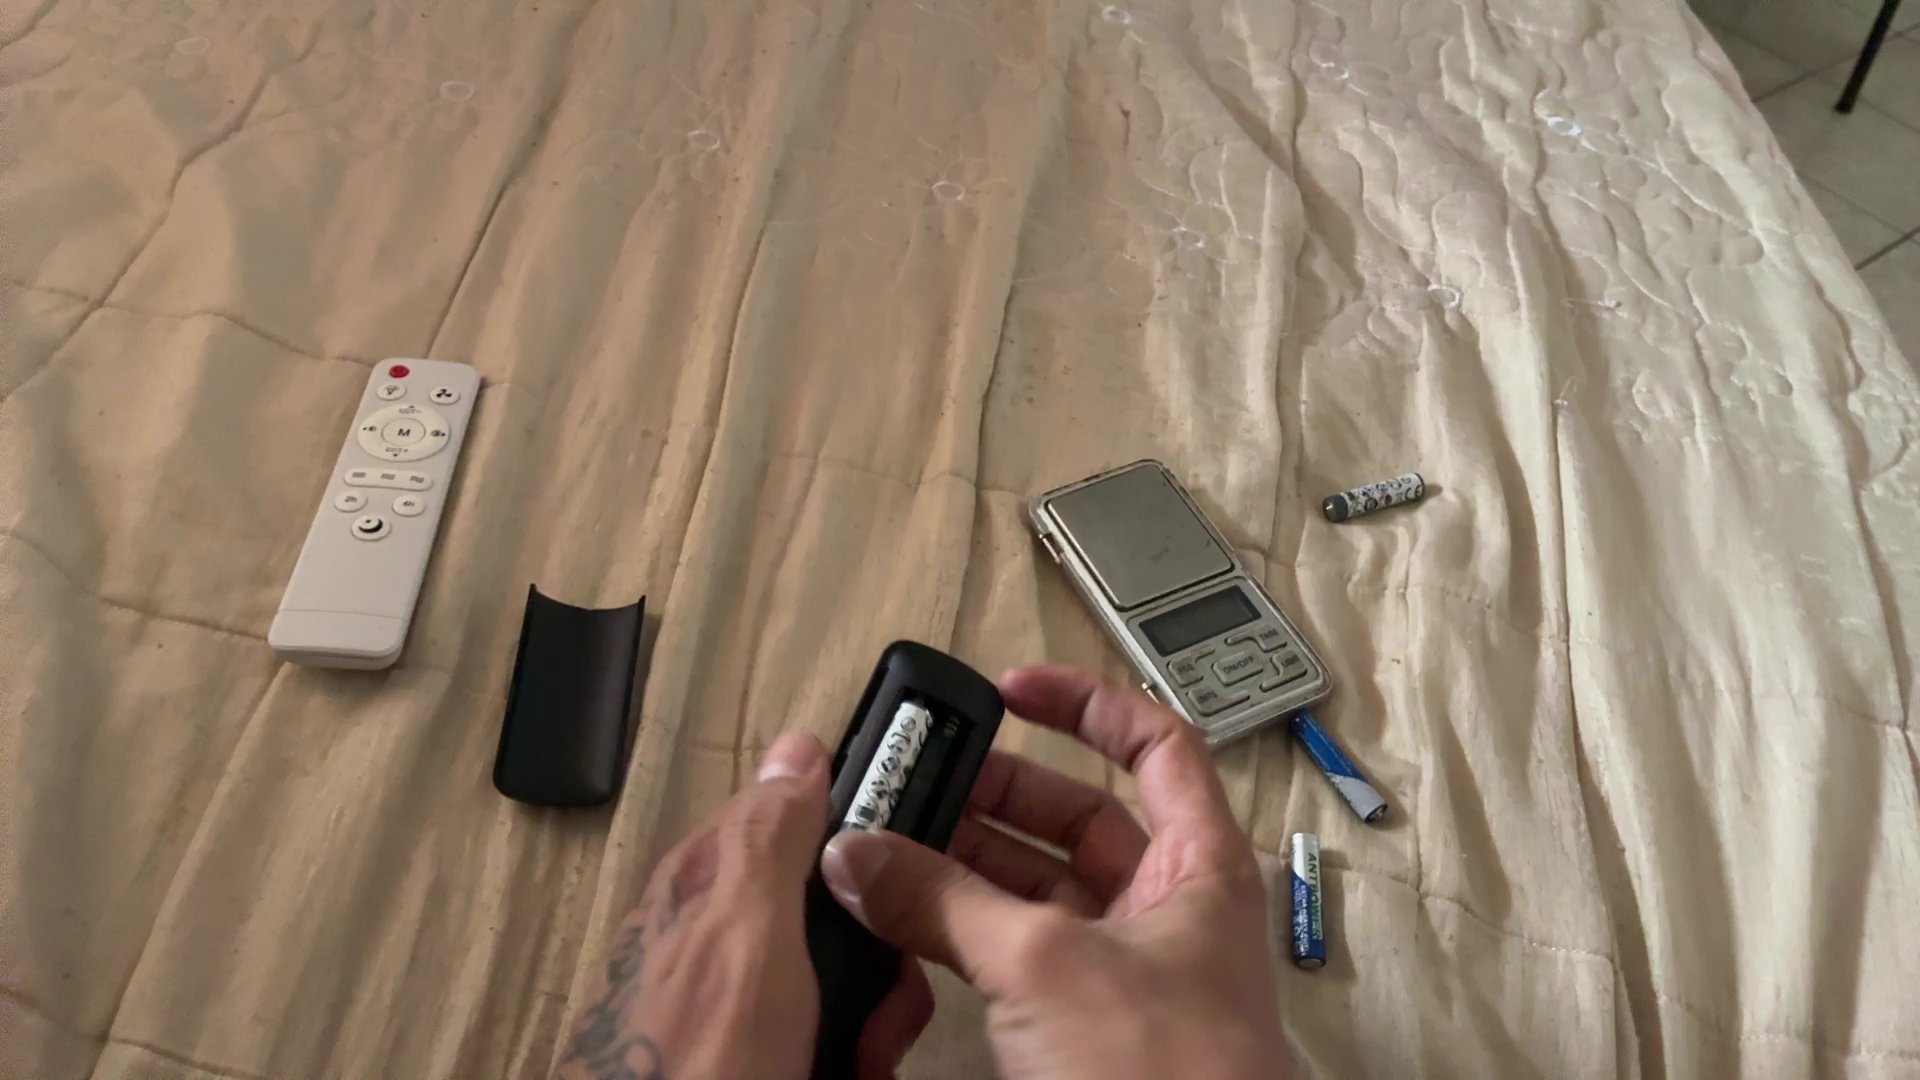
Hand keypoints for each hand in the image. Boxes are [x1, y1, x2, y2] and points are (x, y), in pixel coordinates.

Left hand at [559, 734, 932, 1079]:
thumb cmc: (706, 1066)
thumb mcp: (745, 938)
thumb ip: (773, 838)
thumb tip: (799, 739)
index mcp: (714, 874)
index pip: (805, 811)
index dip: (861, 841)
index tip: (902, 891)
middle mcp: (722, 923)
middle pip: (828, 896)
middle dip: (875, 950)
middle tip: (887, 1017)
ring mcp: (735, 992)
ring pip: (833, 964)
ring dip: (870, 1009)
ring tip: (870, 1060)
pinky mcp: (749, 1045)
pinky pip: (818, 1021)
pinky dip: (847, 1047)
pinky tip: (850, 1072)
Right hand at [818, 667, 1290, 1079]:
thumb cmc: (1164, 1076)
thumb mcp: (1050, 967)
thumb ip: (947, 901)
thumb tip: (856, 853)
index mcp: (1196, 863)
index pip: (1155, 743)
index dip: (1086, 703)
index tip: (1012, 688)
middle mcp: (1160, 903)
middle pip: (1077, 813)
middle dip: (999, 790)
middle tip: (926, 777)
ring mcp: (1114, 962)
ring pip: (1034, 881)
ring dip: (965, 859)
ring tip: (894, 837)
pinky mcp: (1074, 1018)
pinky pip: (1010, 941)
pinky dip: (958, 921)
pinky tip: (904, 909)